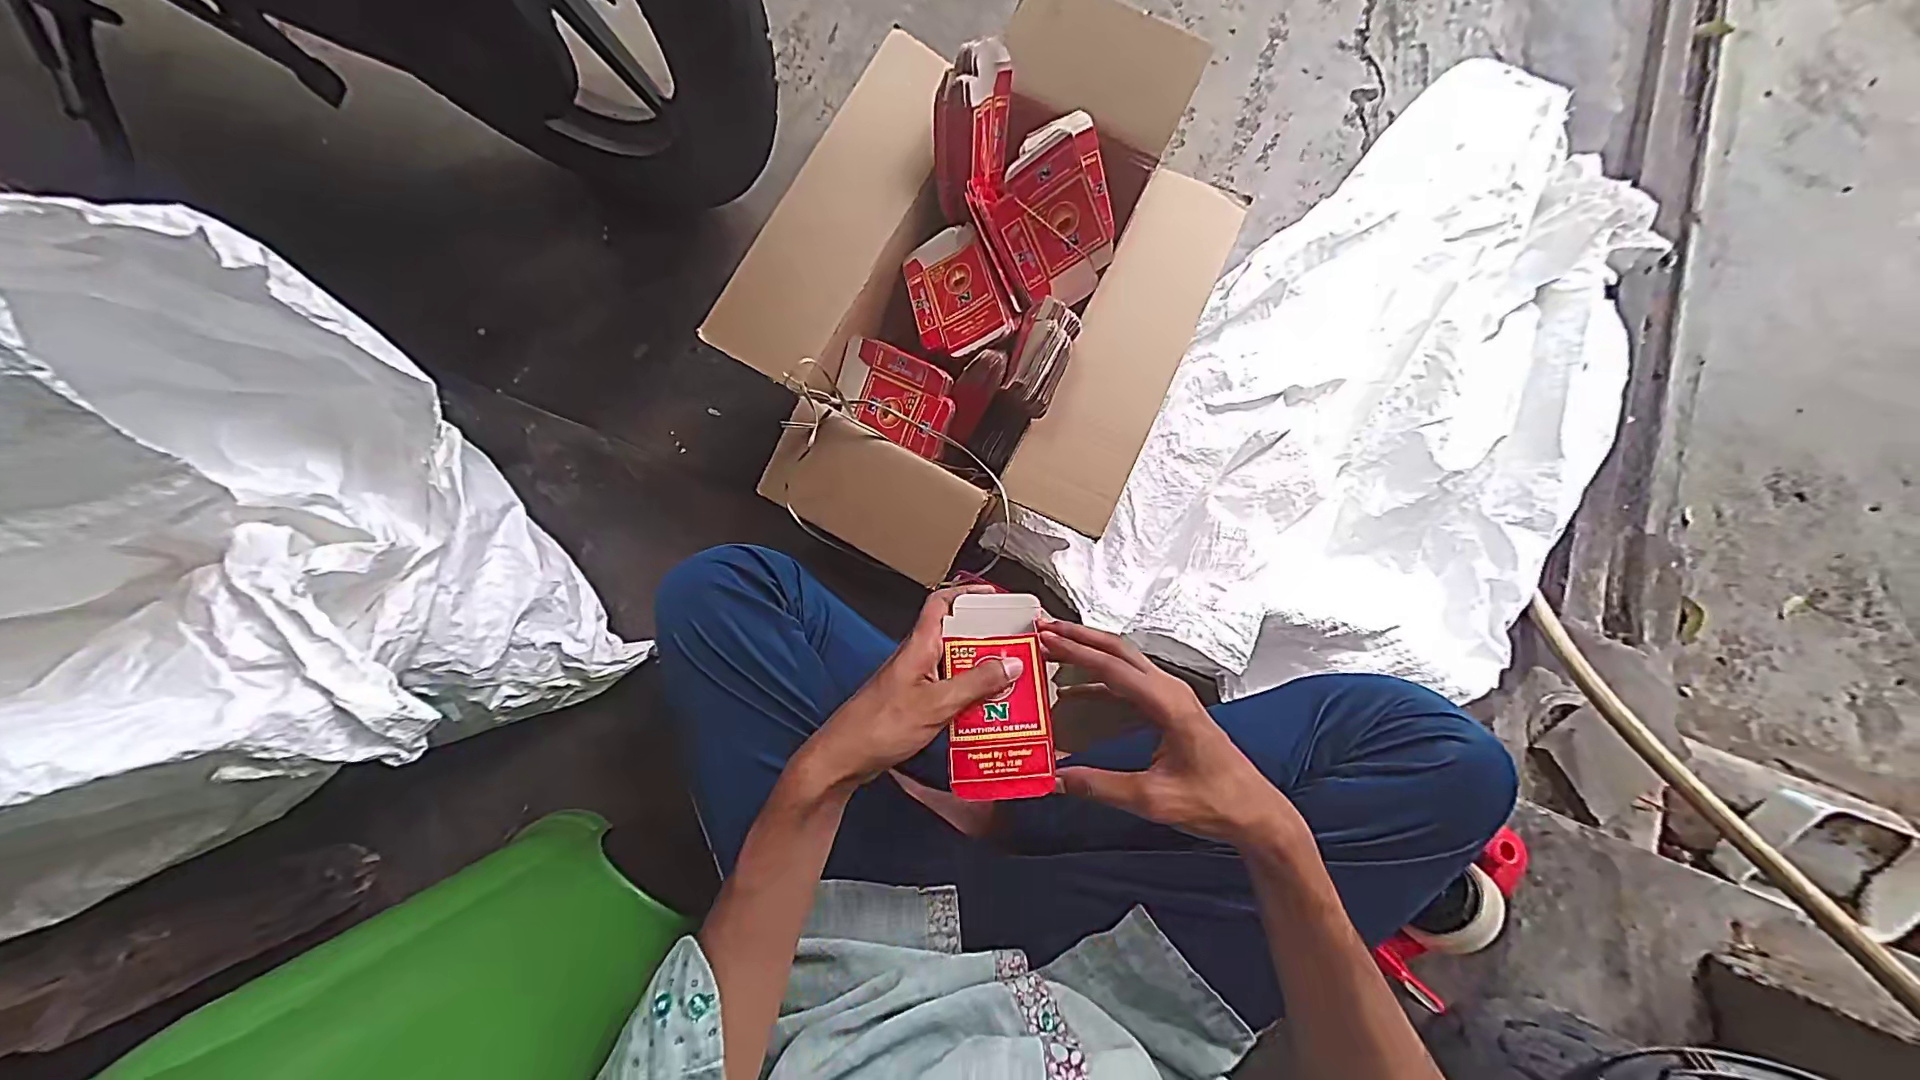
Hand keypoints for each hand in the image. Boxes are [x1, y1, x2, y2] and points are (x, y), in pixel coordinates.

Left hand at [794, 586, 1023, 792]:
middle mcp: (918, 657)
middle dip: (987, 639)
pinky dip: (970, 694)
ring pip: (956, 664)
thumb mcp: (936, 703)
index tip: (996, 598)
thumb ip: (975, 683)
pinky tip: (985, 709)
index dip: (968, 594)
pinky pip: (950, 688)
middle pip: (957, 635)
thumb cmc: (877, 726)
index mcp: (919, 646)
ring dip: (981, 671)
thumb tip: (1009, 664)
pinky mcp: (916, 701)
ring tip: (1009, 681)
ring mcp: (916, 680)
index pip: (942, 603)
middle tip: (1014, 648)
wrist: (845, 758)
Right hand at [1040, 619, 1308, 850]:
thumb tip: (1056, 779)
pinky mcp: (1169, 708)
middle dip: (1078, 635)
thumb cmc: (1217, 802)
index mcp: (1168, 704)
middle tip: (1044, 629)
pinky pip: (1127, 681)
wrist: (1256, 812)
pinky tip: (1076, 689)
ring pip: (1123, 659)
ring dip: (1088, 650)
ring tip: (1054, 647)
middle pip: (1117, 649)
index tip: (1046, 639)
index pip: (1112, 667)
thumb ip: (1100, 786)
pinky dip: (1098, 676)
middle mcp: (1170, 691)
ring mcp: (1171, 696)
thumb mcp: (1153, 799)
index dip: (1075, 651)